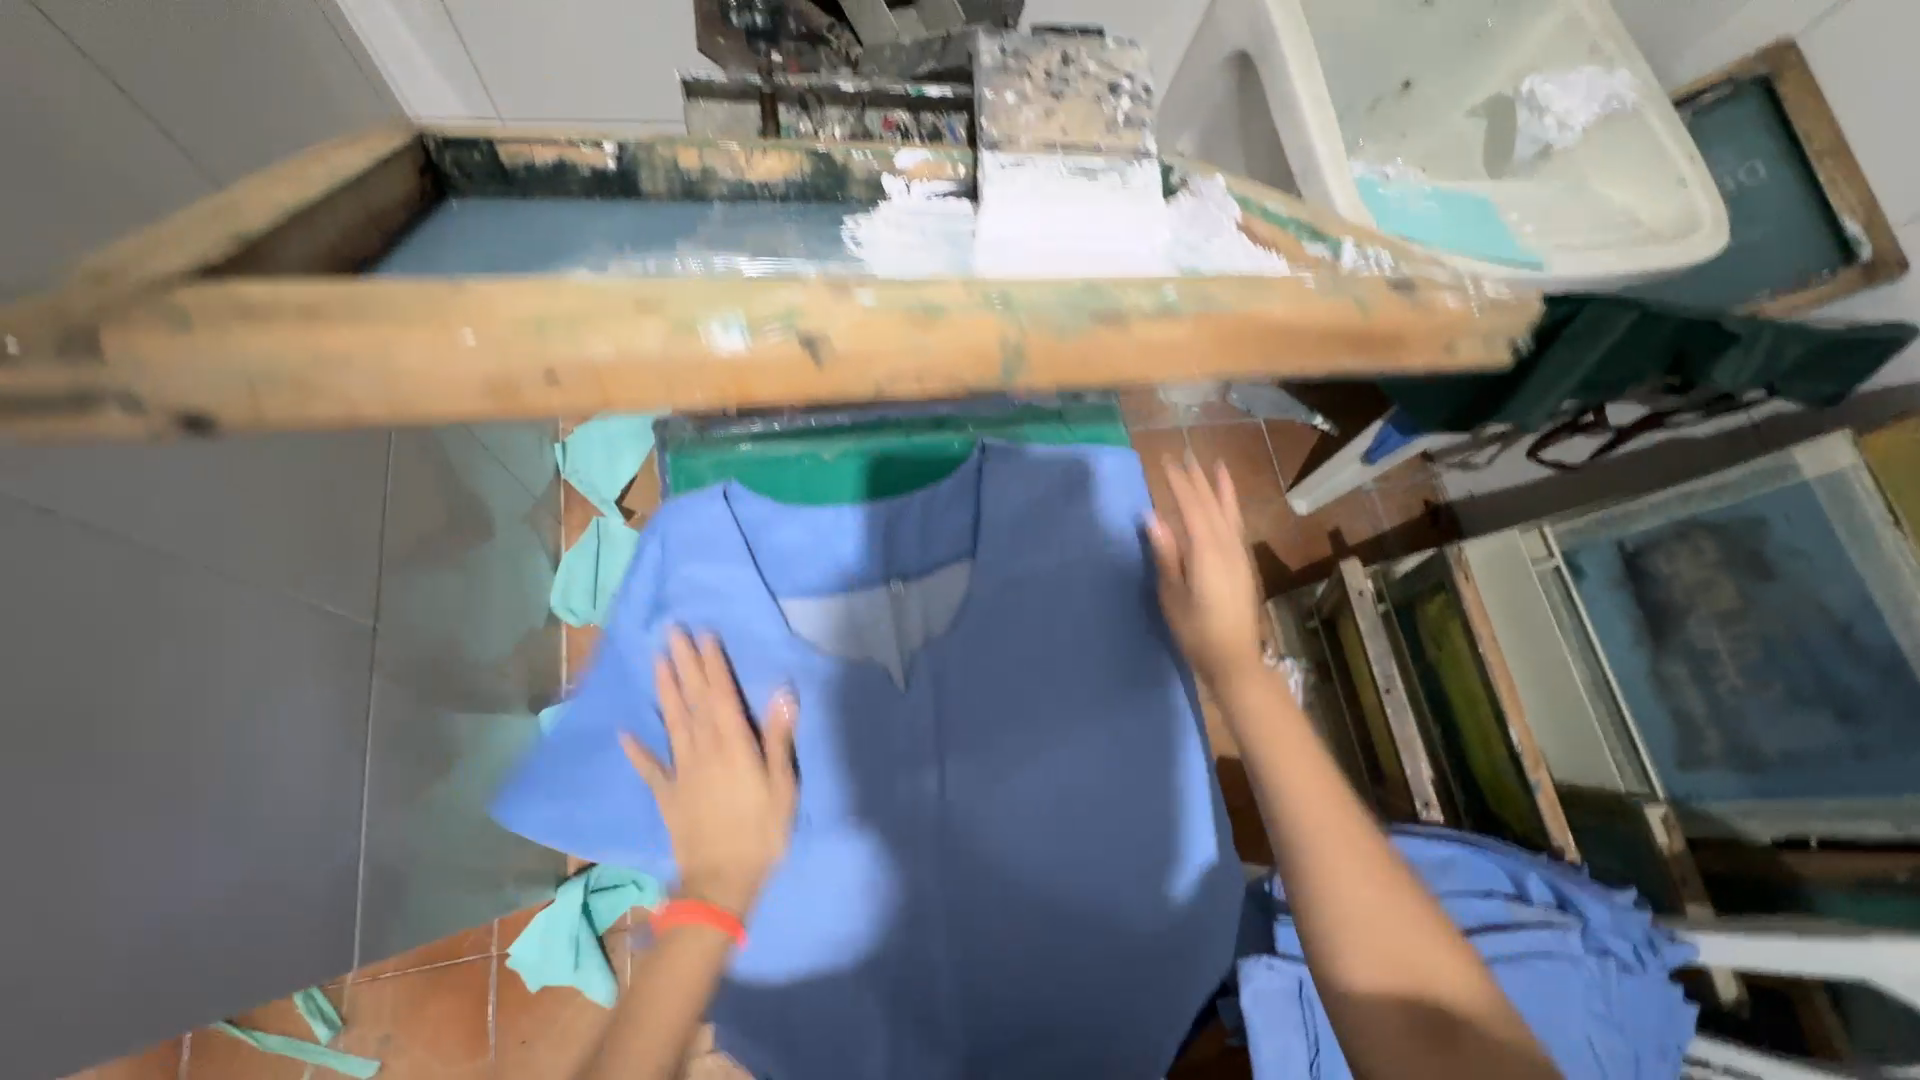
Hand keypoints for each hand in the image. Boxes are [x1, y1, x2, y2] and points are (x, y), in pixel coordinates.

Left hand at [621, 627, 798, 916]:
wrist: (720, 882)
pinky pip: (650, 768)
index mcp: (732, 744)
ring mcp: (681, 771)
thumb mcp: (782, 785)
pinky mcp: (667, 795)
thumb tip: (782, 692)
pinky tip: (625, 733)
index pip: (720, 694)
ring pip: (671, 722)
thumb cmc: (761, 832)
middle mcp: (702, 749)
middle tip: (672, 632)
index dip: (712, 664)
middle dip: (684, 664)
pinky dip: (637, 749)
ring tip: (656, 661)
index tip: (704, 635)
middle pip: (692, 700)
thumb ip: (778, 737)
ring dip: (664, 690)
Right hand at [1146, 456, 1265, 689]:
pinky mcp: (1243, 565)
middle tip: (1184, 455)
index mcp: (1206, 551)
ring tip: (1215, 466)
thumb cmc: (1196, 631)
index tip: (1165, 462)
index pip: (1191, 507)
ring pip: (1229, 512)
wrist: (1235, 660)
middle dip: (1197, 479)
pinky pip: (1236, 525)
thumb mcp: (1173, 595)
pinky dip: (1231, 507)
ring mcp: (1239, 555)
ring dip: (1219, 488)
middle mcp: (1227, 546)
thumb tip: (1152, 517)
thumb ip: (1166, 554)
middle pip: (1211, 505)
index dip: (1179, 483)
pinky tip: (1226, 504)